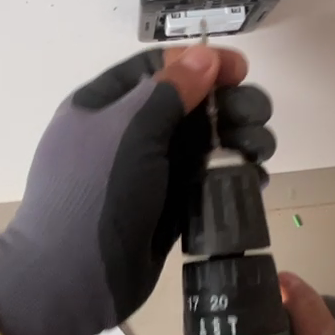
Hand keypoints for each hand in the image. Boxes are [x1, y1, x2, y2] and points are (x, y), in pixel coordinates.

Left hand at [0, 47, 272, 334]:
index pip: (157, 69)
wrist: (72, 277)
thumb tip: (207, 56)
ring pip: (201, 145)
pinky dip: (231, 176)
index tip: (240, 70)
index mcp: (104, 107)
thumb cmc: (95, 193)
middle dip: (228, 105)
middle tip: (258, 117)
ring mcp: (147, 175)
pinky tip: (255, 177)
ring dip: (237, 140)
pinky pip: (204, 183)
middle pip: (187, 105)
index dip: (200, 64)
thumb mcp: (129, 130)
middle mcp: (127, 136)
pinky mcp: (167, 210)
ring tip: (261, 149)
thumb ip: (170, 91)